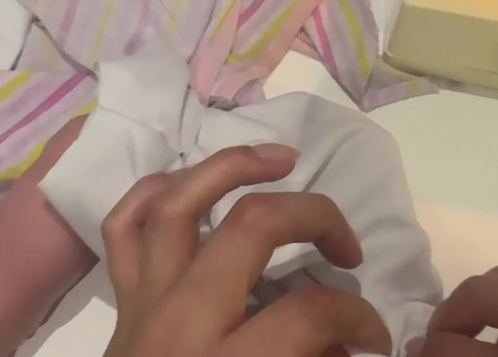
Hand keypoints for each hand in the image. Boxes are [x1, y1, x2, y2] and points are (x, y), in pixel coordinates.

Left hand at [100, 142, 392, 356]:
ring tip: (281, 159)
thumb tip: (349, 342)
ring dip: (232, 166)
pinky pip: (124, 226)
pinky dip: (156, 191)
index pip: (306, 316)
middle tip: (345, 243)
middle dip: (311, 215)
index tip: (376, 335)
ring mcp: (141, 304)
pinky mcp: (121, 302)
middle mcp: (178, 324)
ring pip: (178, 203)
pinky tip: (194, 183)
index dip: (357, 317)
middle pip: (248, 227)